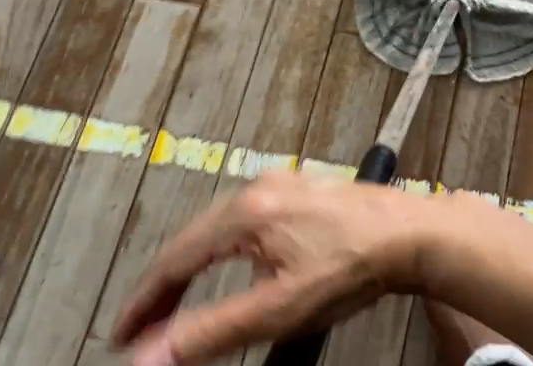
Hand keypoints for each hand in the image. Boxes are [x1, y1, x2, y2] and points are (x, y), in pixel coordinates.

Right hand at [111, 171, 439, 363]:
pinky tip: (231, 269)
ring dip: (196, 266)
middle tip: (143, 328)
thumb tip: (146, 356)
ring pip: (221, 228)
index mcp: (246, 212)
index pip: (175, 259)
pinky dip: (226, 250)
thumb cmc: (349, 267)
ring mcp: (284, 183)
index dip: (144, 301)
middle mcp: (260, 187)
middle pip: (194, 239)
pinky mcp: (304, 190)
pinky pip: (248, 220)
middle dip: (166, 285)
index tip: (120, 335)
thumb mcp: (276, 309)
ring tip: (178, 305)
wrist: (412, 232)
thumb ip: (210, 333)